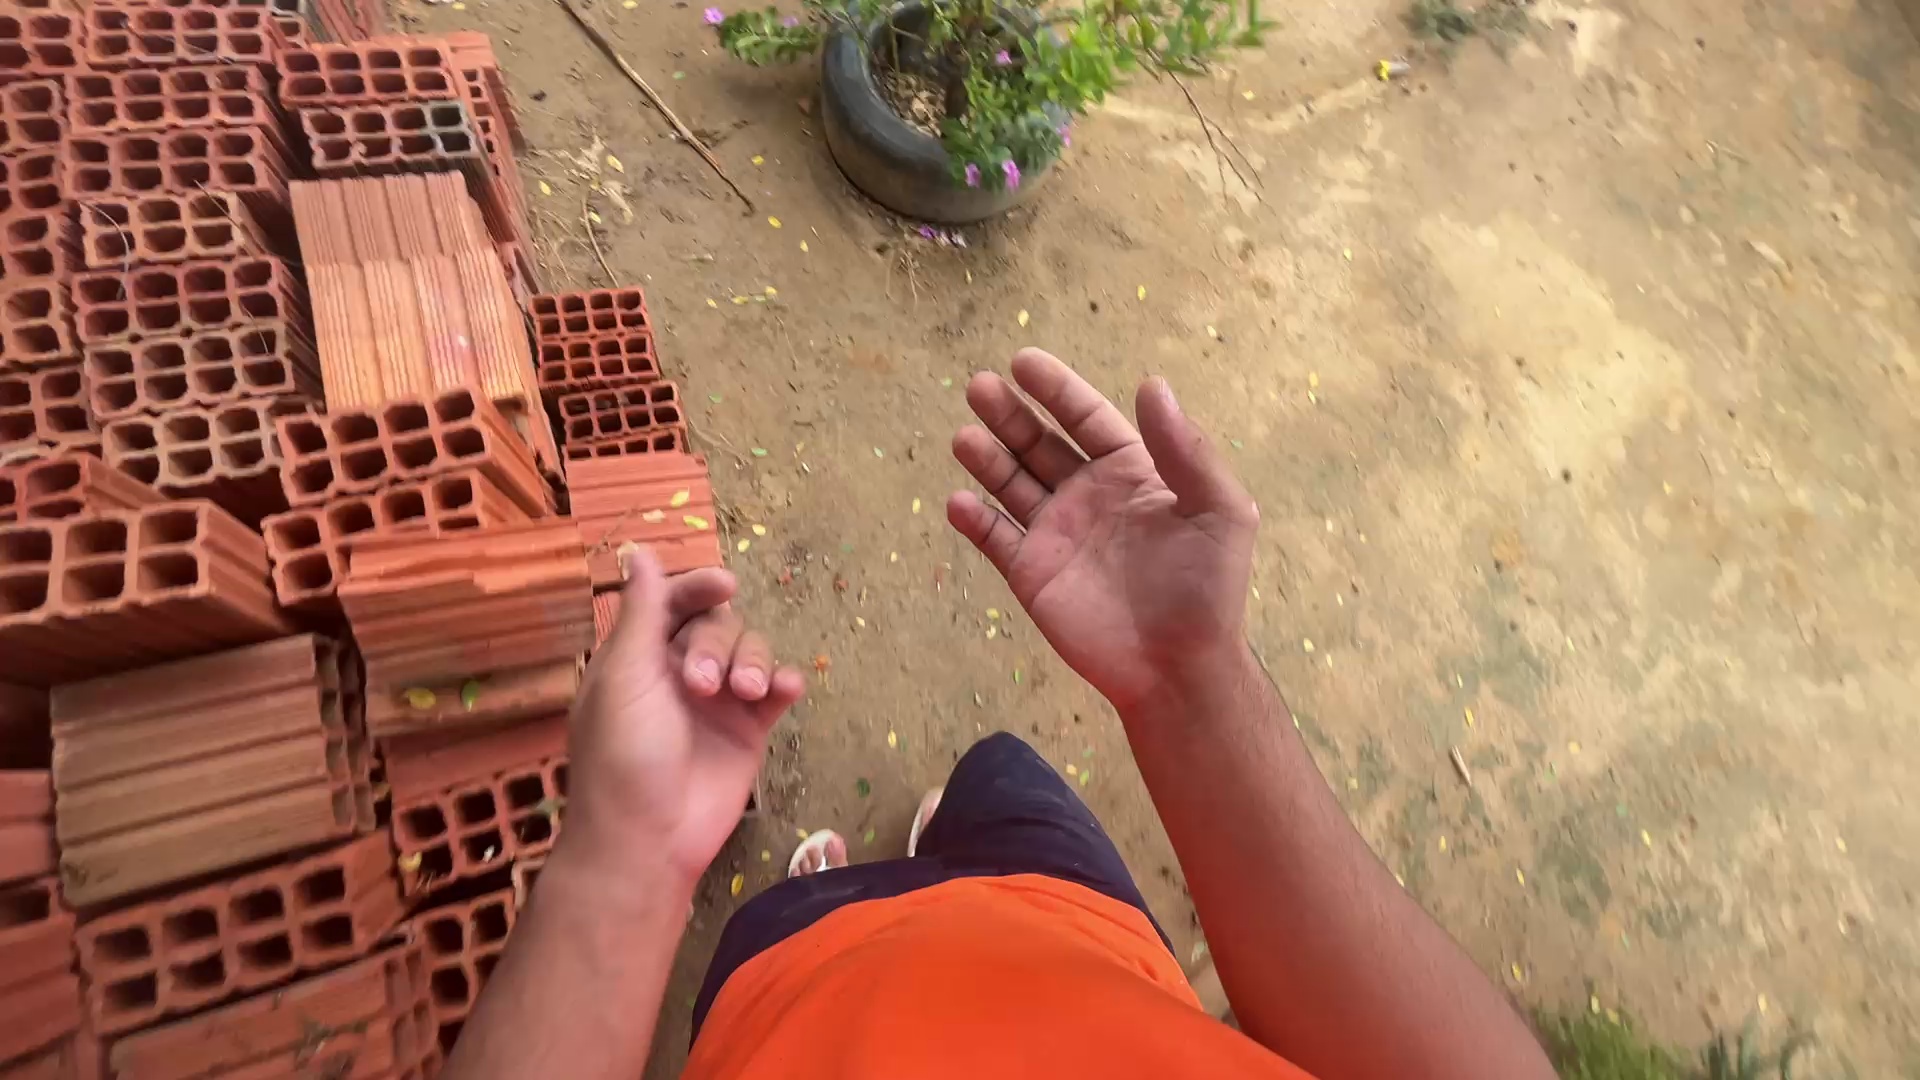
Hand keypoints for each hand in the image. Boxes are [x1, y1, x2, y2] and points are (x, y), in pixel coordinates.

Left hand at [563, 549, 805, 889]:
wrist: (651, 838)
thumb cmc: (625, 754)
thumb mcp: (626, 676)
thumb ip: (642, 612)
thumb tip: (638, 551)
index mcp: (643, 656)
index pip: (675, 602)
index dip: (698, 587)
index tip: (723, 586)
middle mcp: (684, 670)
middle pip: (720, 624)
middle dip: (719, 644)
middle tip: (704, 684)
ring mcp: (721, 698)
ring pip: (754, 650)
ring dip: (754, 661)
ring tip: (745, 693)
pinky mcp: (752, 725)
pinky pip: (777, 687)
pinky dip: (784, 681)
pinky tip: (785, 689)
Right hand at [947, 348, 1258, 712]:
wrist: (1177, 665)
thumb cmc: (1205, 588)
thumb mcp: (1218, 511)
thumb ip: (1186, 450)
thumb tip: (1151, 384)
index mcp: (1130, 473)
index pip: (1085, 418)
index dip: (1056, 389)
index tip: (1022, 362)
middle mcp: (1086, 495)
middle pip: (1038, 443)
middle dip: (1009, 414)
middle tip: (980, 387)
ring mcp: (1054, 533)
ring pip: (1010, 483)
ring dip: (986, 458)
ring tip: (965, 437)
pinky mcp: (1030, 572)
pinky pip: (995, 538)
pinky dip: (975, 520)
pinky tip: (960, 502)